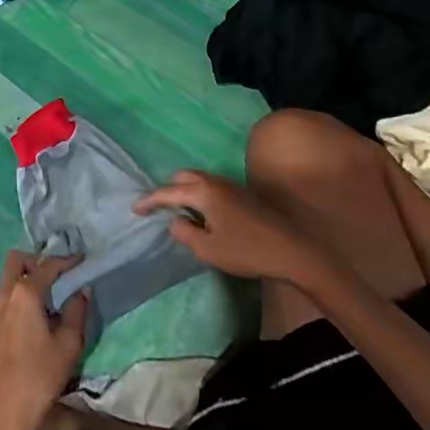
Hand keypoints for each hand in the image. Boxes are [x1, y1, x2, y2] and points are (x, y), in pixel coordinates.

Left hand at [0, 251, 87, 429]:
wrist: (5, 409)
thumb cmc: (40, 375)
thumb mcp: (68, 345)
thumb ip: (77, 312)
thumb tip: (81, 290)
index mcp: (24, 294)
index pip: (46, 266)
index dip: (66, 261)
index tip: (81, 260)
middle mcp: (5, 294)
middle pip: (16, 260)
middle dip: (37, 260)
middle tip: (58, 274)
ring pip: (8, 278)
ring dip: (27, 277)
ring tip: (51, 295)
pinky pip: (6, 296)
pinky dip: (20, 294)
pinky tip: (37, 315)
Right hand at [134, 169, 324, 282]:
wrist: (295, 253)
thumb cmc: (247, 251)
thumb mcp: (207, 249)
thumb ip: (183, 232)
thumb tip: (175, 220)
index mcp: (203, 192)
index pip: (167, 192)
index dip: (149, 201)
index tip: (135, 210)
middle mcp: (216, 182)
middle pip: (182, 176)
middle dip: (168, 190)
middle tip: (160, 209)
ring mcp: (232, 186)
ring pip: (199, 180)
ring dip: (185, 192)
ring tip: (181, 213)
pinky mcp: (244, 195)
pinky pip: (212, 187)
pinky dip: (200, 195)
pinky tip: (204, 216)